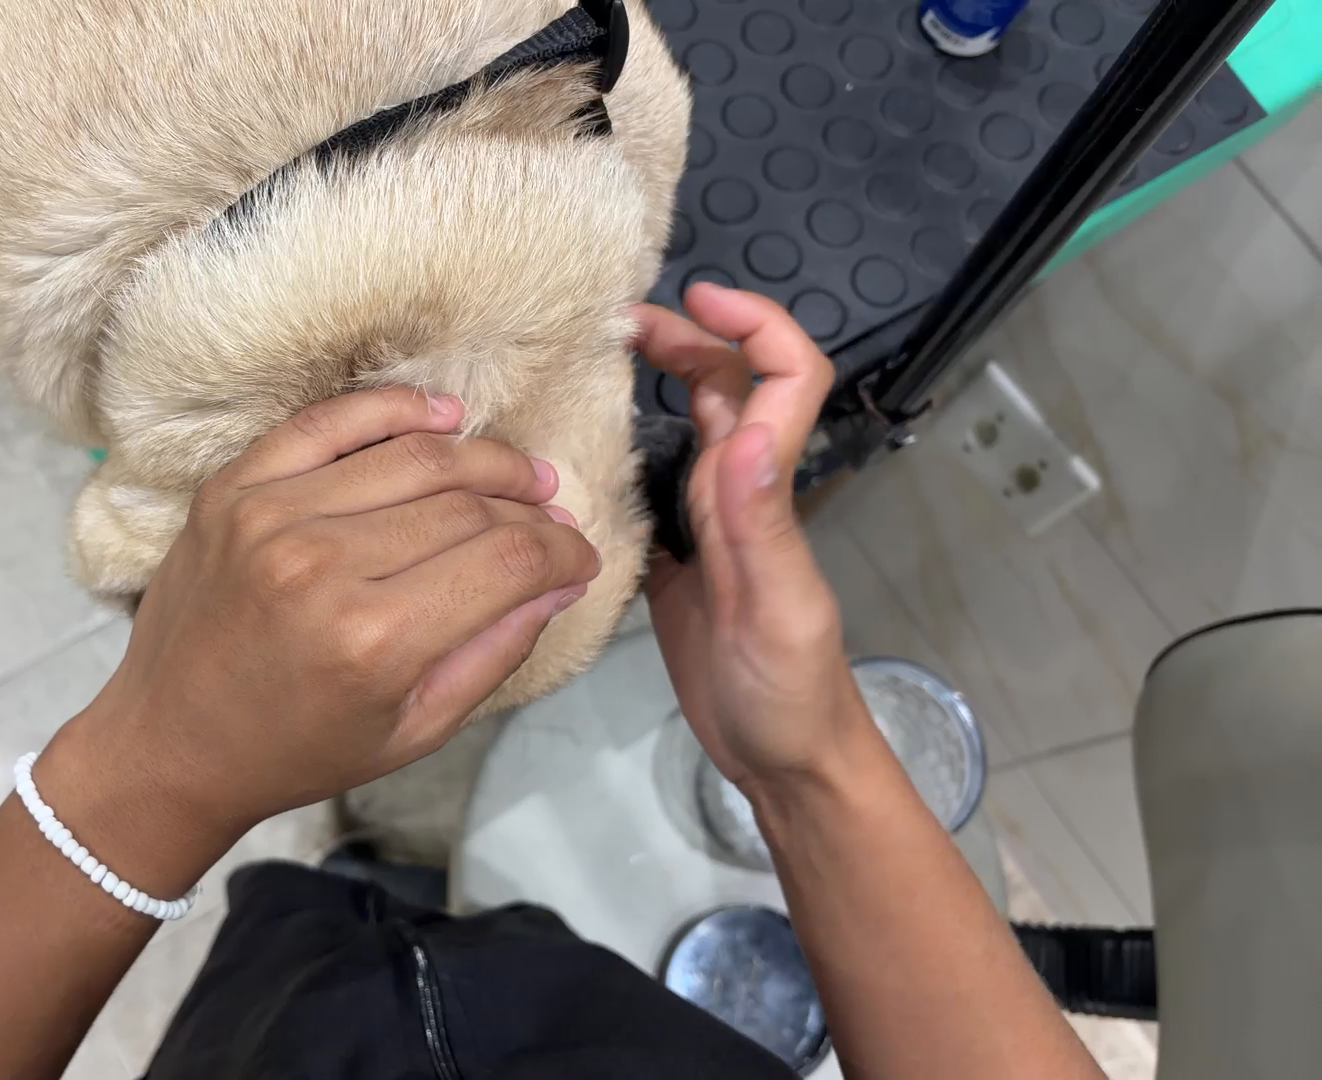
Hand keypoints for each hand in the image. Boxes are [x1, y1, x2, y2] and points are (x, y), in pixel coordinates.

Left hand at [37, 388, 598, 890]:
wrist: (170, 741)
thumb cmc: (298, 752)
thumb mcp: (413, 732)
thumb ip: (495, 652)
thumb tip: (559, 581)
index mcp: (375, 640)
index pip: (507, 561)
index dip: (561, 552)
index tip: (577, 557)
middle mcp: (324, 564)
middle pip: (466, 504)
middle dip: (528, 508)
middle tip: (551, 517)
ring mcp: (271, 513)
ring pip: (413, 457)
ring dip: (482, 459)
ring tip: (516, 474)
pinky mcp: (233, 487)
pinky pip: (328, 421)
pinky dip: (394, 408)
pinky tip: (443, 416)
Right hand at [638, 284, 869, 794]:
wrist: (777, 752)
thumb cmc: (787, 690)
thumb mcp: (776, 611)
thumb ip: (759, 527)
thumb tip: (742, 435)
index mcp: (765, 493)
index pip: (784, 381)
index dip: (753, 326)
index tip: (694, 299)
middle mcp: (739, 493)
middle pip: (729, 388)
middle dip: (686, 340)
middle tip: (617, 325)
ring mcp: (707, 522)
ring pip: (691, 428)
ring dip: (656, 383)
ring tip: (593, 366)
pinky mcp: (677, 553)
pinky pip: (657, 480)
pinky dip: (629, 445)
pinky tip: (587, 445)